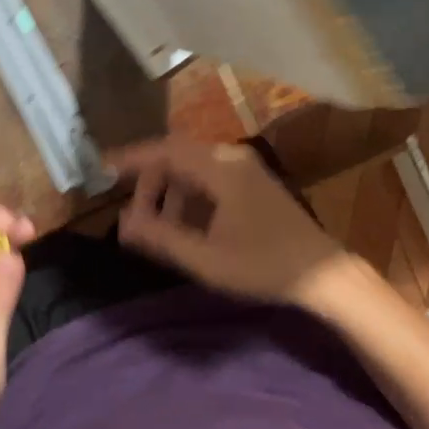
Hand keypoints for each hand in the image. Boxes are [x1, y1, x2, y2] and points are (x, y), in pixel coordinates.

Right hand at [115, 138, 369, 313]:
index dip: (131, 158)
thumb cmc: (264, 266)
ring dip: (170, 192)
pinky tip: (187, 226)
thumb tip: (122, 222)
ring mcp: (246, 169)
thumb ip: (161, 238)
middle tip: (136, 216)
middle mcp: (232, 158)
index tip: (102, 167)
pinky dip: (189, 195)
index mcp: (220, 169)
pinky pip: (210, 177)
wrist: (326, 277)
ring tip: (160, 227)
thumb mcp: (206, 259)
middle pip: (177, 156)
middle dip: (150, 182)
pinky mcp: (255, 184)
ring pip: (193, 168)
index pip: (164, 151)